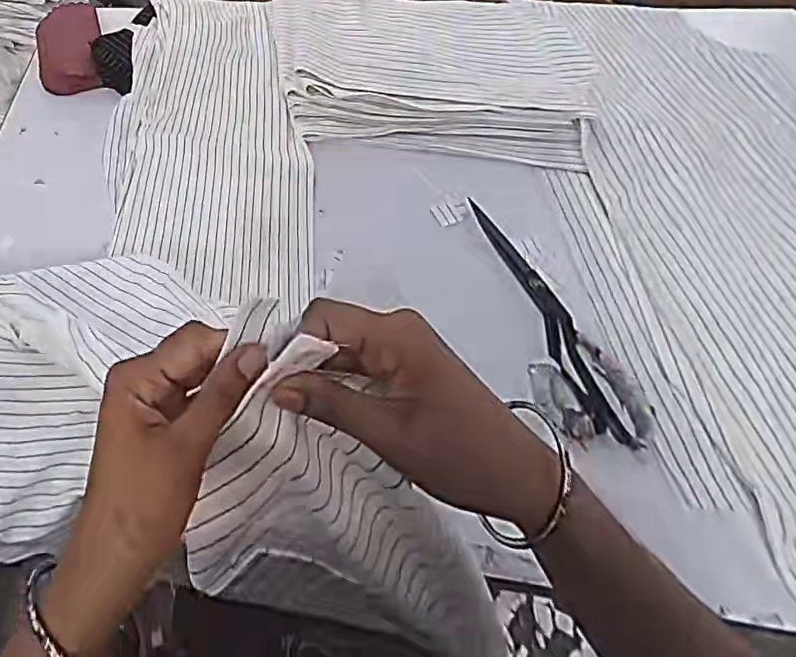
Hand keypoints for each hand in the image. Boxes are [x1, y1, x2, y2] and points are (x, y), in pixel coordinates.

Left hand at [42, 323, 265, 654]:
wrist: (114, 557)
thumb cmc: (142, 506)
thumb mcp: (188, 445)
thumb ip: (222, 394)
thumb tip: (253, 353)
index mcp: (134, 376)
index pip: (191, 341)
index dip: (231, 345)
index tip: (269, 356)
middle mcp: (136, 378)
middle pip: (191, 353)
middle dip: (229, 359)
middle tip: (271, 371)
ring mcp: (144, 399)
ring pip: (192, 372)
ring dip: (223, 378)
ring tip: (262, 386)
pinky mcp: (154, 419)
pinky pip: (188, 395)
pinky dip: (212, 398)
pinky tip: (238, 404)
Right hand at [271, 298, 560, 533]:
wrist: (521, 478)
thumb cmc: (464, 456)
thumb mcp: (388, 434)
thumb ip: (330, 403)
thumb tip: (279, 386)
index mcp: (396, 335)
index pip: (323, 317)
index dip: (293, 345)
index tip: (274, 379)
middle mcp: (398, 328)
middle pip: (330, 327)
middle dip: (302, 358)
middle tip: (281, 396)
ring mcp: (404, 343)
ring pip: (343, 343)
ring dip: (320, 370)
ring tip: (299, 404)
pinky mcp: (406, 360)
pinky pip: (360, 357)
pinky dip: (340, 378)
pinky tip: (327, 404)